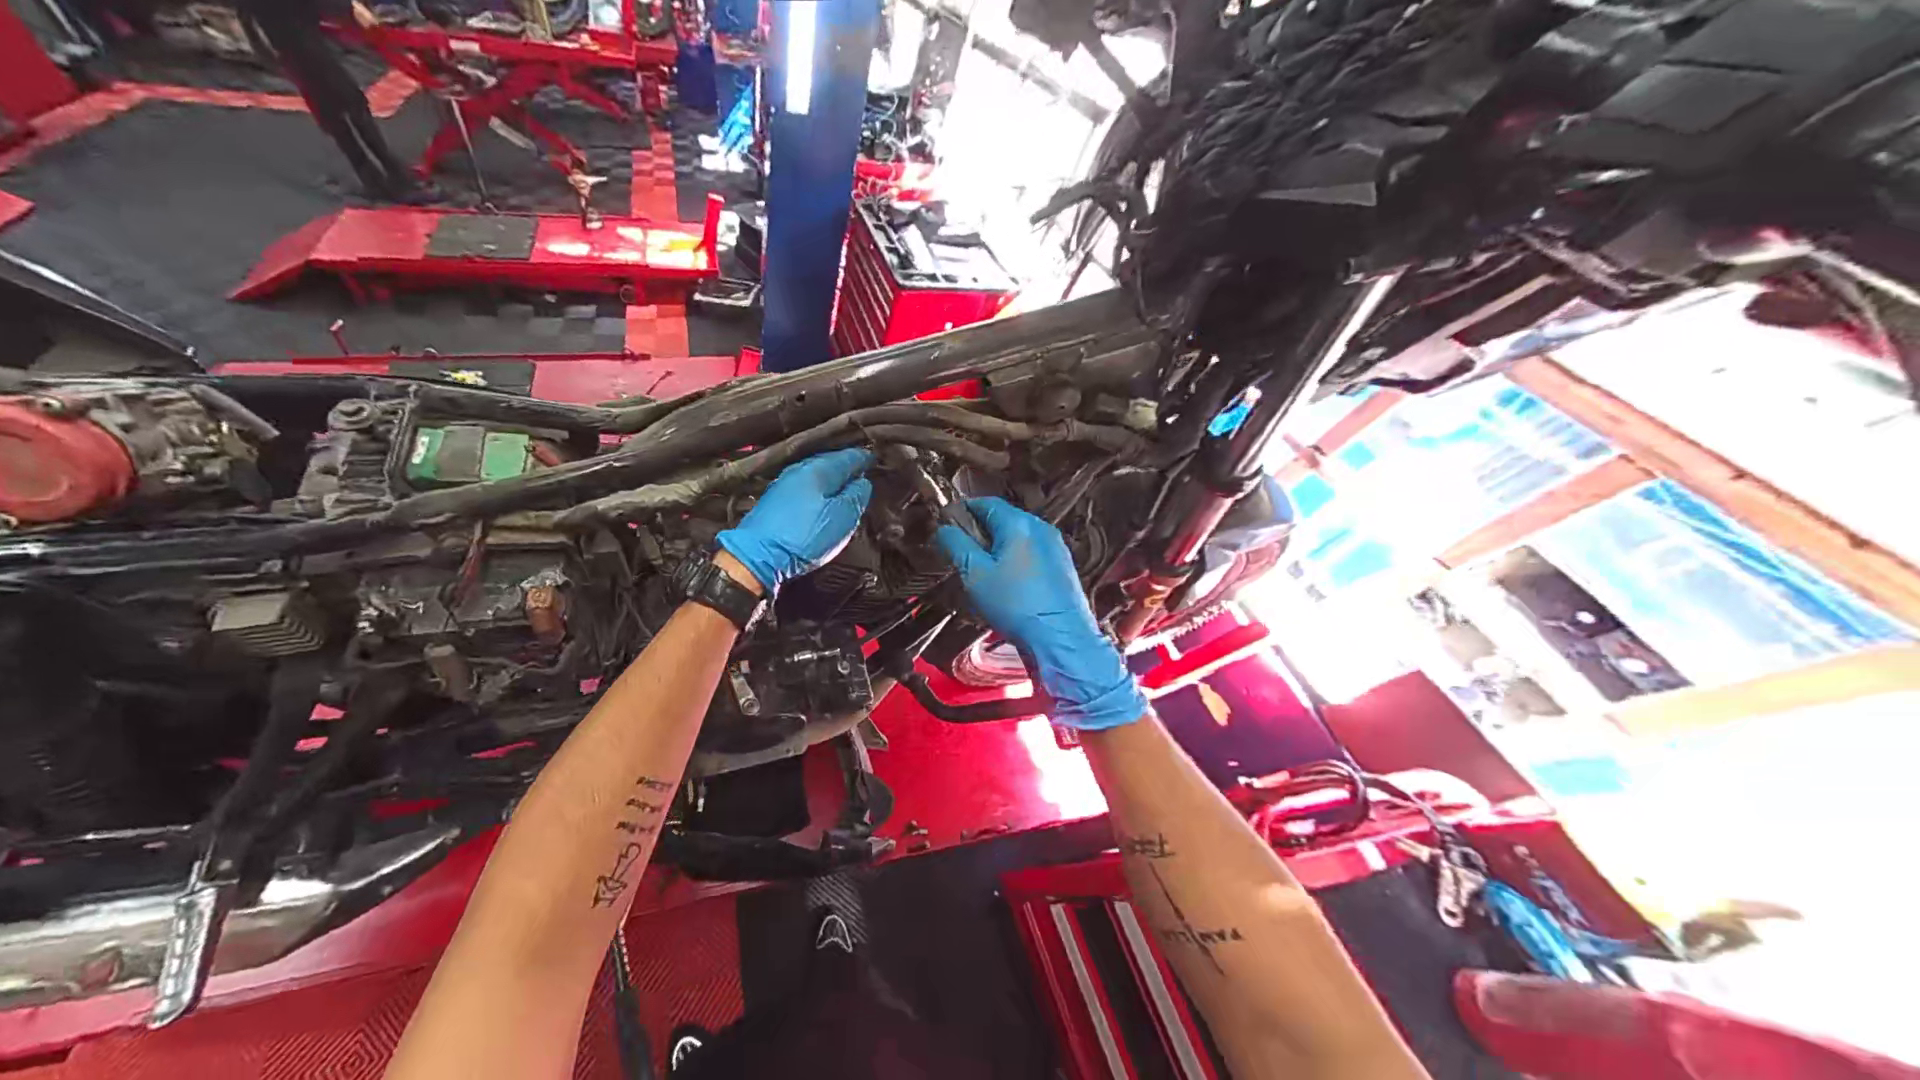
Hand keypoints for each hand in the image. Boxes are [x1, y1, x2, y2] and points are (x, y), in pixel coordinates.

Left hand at [716, 449, 873, 593]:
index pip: (849, 456)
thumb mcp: (841, 518)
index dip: (865, 458)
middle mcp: (800, 469)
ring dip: (833, 477)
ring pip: (816, 473)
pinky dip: (819, 487)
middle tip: (864, 470)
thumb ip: (856, 497)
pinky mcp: (775, 499)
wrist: (757, 556)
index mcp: (819, 469)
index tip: (877, 459)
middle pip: (831, 461)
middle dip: (848, 465)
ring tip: (847, 484)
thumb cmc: (803, 537)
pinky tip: (823, 497)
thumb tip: (863, 483)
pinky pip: (805, 485)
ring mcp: (784, 483)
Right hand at [934, 497, 1146, 730]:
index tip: (945, 525)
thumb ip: (956, 545)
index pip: (985, 503)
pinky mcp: (1063, 568)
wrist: (1062, 639)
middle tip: (960, 552)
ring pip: (1018, 539)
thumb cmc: (1015, 605)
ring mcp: (1056, 548)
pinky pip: (1032, 555)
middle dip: (979, 532)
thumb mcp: (975, 575)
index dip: (962, 511)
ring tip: (980, 572)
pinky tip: (1006, 584)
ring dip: (997, 548)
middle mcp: (1041, 528)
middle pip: (1003, 519)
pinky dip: (1015, 561)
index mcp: (1019, 523)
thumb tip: (944, 528)